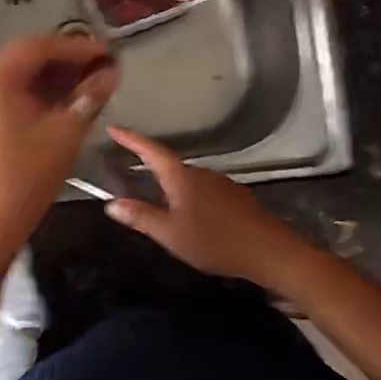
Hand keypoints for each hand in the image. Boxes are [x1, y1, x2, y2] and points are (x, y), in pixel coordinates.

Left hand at [0, 35, 119, 250]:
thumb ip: (90, 96)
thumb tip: (112, 72)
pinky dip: (46, 94)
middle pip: (29, 58)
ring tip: (94, 82)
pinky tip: (72, 102)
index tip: (108, 52)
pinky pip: (18, 95)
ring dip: (59, 77)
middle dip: (68, 60)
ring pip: (24, 77)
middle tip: (103, 65)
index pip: (38, 46)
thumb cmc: (27, 176)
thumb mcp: (66, 132)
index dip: (76, 46)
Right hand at [103, 125, 316, 285]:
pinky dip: (188, 198)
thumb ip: (141, 217)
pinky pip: (203, 192)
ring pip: (187, 181)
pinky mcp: (235, 198)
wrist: (269, 252)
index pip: (151, 151)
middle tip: (126, 170)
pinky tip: (188, 217)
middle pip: (169, 165)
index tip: (113, 128)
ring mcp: (221, 185)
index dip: (131, 139)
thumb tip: (111, 204)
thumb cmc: (215, 241)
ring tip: (155, 202)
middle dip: (148, 167)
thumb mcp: (170, 233)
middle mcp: (201, 174)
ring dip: (169, 187)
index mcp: (182, 177)